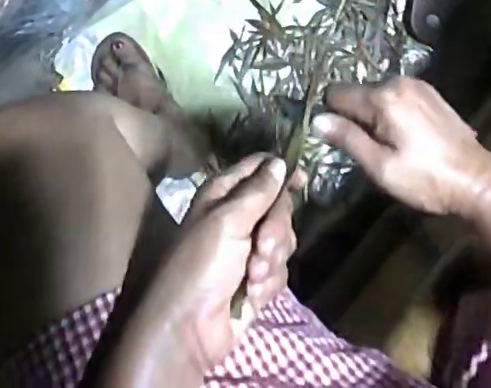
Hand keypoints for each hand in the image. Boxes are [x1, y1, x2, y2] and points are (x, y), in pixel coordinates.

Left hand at [120, 155, 300, 381]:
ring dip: (272, 258)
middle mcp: (238, 214)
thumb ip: (258, 191)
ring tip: (252, 275)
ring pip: (283, 238)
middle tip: (262, 246)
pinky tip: (252, 292)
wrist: (189, 329)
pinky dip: (270, 281)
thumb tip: (280, 162)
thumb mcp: (228, 221)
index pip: (260, 167)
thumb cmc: (202, 265)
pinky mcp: (257, 277)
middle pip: (278, 204)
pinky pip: (280, 268)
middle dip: (276, 228)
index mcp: (225, 192)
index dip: (281, 170)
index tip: (301, 180)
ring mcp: (248, 247)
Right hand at [313, 77, 490, 217]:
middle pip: (359, 94)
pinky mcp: (430, 93)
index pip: (338, 94)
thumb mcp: (382, 167)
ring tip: (392, 147)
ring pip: (378, 95)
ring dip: (376, 116)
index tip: (338, 140)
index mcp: (383, 97)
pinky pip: (397, 96)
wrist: (479, 181)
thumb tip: (317, 120)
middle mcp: (398, 82)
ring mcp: (417, 85)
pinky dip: (394, 112)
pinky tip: (408, 137)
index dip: (332, 117)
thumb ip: (348, 139)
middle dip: (357, 118)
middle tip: (371, 151)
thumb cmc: (427, 179)